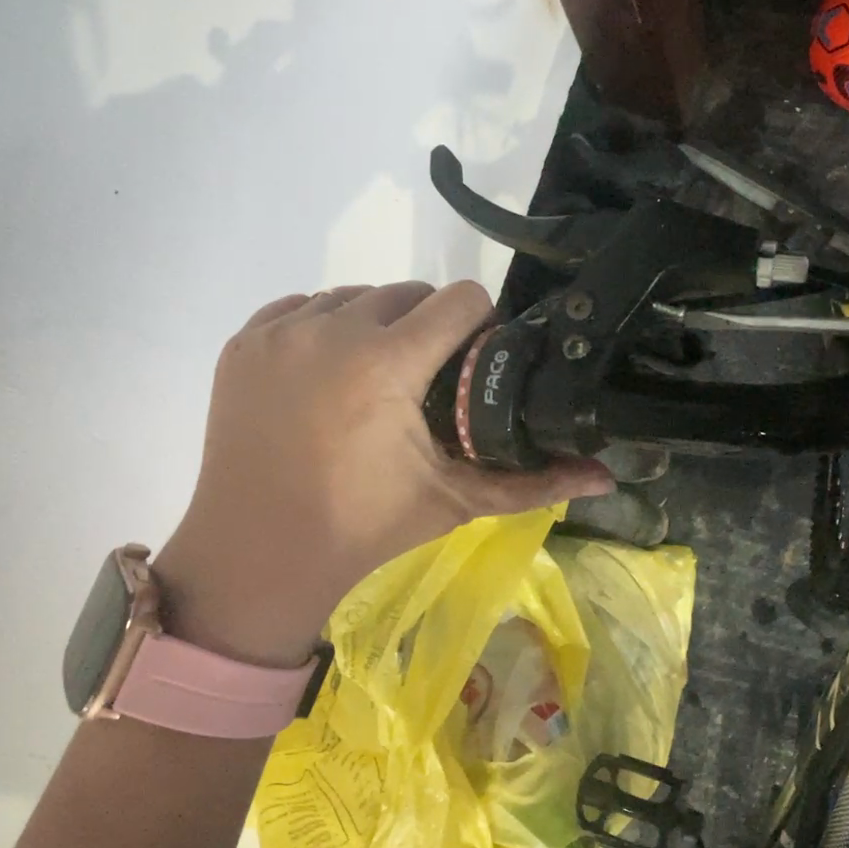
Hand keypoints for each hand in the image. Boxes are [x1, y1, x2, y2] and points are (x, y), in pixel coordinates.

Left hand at [152, 281, 614, 665]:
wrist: (259, 554)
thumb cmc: (365, 528)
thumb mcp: (455, 501)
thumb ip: (533, 482)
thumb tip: (605, 476)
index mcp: (387, 364)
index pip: (460, 298)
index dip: (481, 324)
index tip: (477, 359)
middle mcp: (331, 331)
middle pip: (409, 293)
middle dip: (429, 328)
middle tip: (428, 382)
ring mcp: (281, 333)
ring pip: (353, 297)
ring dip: (376, 326)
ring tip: (379, 379)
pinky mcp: (244, 343)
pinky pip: (301, 308)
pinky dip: (322, 330)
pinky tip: (329, 375)